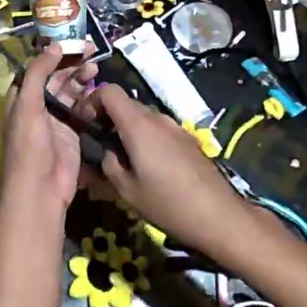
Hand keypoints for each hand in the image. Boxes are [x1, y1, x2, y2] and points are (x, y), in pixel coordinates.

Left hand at [0, 44, 97, 213]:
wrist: (42, 188)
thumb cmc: (29, 144)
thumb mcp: (28, 104)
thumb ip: (39, 73)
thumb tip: (54, 45)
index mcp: (22, 97)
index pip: (39, 67)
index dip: (55, 54)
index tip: (74, 42)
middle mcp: (38, 105)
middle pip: (57, 77)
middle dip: (73, 63)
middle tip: (92, 50)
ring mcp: (57, 119)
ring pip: (71, 91)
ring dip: (82, 78)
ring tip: (96, 68)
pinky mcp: (73, 132)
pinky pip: (82, 108)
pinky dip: (90, 98)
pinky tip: (100, 89)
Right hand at [77, 85, 251, 254]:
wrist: (219, 215)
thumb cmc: (168, 203)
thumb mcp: (127, 191)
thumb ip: (109, 166)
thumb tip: (105, 153)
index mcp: (138, 125)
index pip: (109, 91)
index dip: (92, 101)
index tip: (86, 124)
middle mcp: (156, 118)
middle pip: (125, 104)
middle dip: (109, 119)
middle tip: (100, 146)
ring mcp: (175, 127)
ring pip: (143, 118)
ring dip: (128, 130)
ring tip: (124, 160)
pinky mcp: (188, 139)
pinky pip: (159, 130)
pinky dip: (147, 139)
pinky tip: (150, 168)